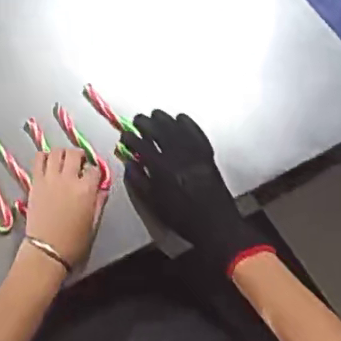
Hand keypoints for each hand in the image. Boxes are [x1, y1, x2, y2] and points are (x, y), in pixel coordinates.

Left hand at [24, 148, 106, 269]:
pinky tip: (48, 162)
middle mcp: (69, 179)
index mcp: (86, 190)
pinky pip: (39, 159)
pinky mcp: (36, 181)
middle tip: (79, 162)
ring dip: (62, 153)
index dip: (95, 172)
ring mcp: (50, 178)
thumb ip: (99, 202)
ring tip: (64, 160)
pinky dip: (44, 156)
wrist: (47, 250)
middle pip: (75, 154)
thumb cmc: (73, 242)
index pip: (94, 169)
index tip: (93, 176)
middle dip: (79, 156)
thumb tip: (102, 189)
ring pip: (57, 151)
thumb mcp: (93, 223)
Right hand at [121, 111, 263, 277]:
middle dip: (145, 123)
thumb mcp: (154, 204)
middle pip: (159, 130)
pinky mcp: (208, 154)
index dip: (130, 137)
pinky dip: (187, 123)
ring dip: (164, 119)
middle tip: (137, 121)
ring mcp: (194, 153)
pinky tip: (179, 117)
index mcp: (162, 169)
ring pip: (177, 127)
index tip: (124, 136)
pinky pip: (196, 132)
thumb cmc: (182, 218)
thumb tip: (129, 162)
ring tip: (154, 115)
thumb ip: (139, 181)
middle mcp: (177, 156)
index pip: (141, 145)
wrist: (216, 225)